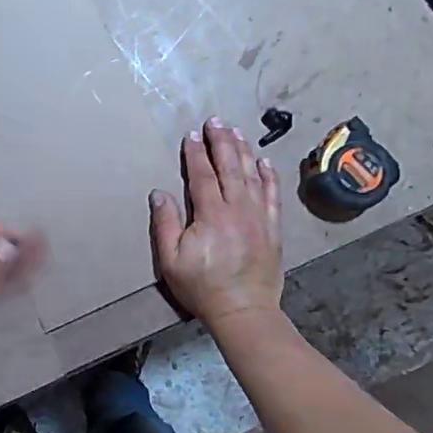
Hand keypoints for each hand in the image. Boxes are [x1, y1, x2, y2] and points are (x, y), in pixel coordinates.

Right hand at [150, 117, 283, 325]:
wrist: (244, 311)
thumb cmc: (202, 288)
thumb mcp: (171, 261)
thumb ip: (165, 224)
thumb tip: (160, 193)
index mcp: (211, 215)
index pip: (202, 176)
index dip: (196, 154)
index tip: (191, 136)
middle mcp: (238, 209)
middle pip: (229, 167)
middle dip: (221, 142)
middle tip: (216, 121)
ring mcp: (259, 217)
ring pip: (252, 175)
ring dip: (243, 151)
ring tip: (236, 132)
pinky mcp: (272, 228)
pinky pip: (273, 194)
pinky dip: (269, 175)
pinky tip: (264, 161)